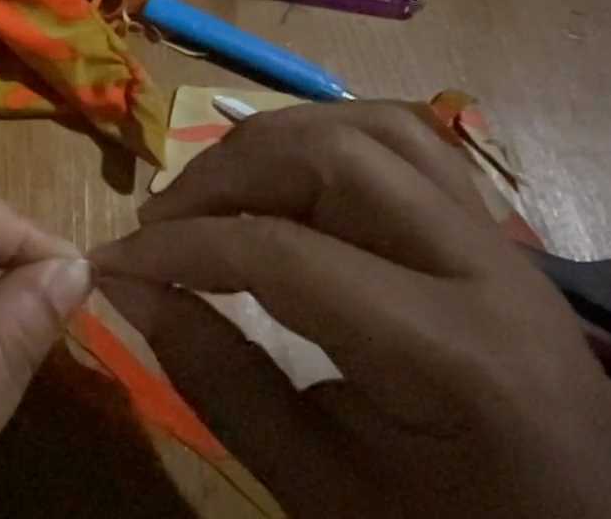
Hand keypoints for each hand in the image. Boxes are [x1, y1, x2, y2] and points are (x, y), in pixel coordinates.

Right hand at [92, 101, 610, 518]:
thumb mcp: (314, 484)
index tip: (110, 263)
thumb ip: (214, 374)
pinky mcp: (491, 233)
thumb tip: (123, 283)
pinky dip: (323, 139)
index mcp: (452, 354)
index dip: (176, 247)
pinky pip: (403, 143)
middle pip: (331, 157)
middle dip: (220, 175)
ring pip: (371, 127)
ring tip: (215, 192)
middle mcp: (487, 270)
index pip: (280, 252)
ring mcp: (500, 241)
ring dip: (271, 143)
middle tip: (161, 224)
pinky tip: (281, 180)